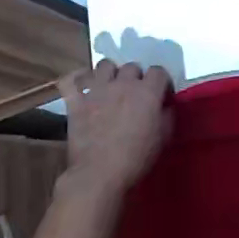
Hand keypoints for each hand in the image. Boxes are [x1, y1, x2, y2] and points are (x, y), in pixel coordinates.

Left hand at [57, 59, 173, 200]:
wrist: (101, 172)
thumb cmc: (138, 156)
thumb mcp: (165, 136)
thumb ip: (167, 113)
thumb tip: (164, 104)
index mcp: (147, 91)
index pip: (159, 71)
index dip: (162, 82)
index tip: (162, 96)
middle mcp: (123, 84)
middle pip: (132, 66)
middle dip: (137, 77)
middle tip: (136, 94)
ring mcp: (97, 90)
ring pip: (104, 65)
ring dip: (111, 73)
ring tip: (112, 87)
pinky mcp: (76, 101)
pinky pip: (71, 79)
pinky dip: (76, 78)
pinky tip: (83, 85)